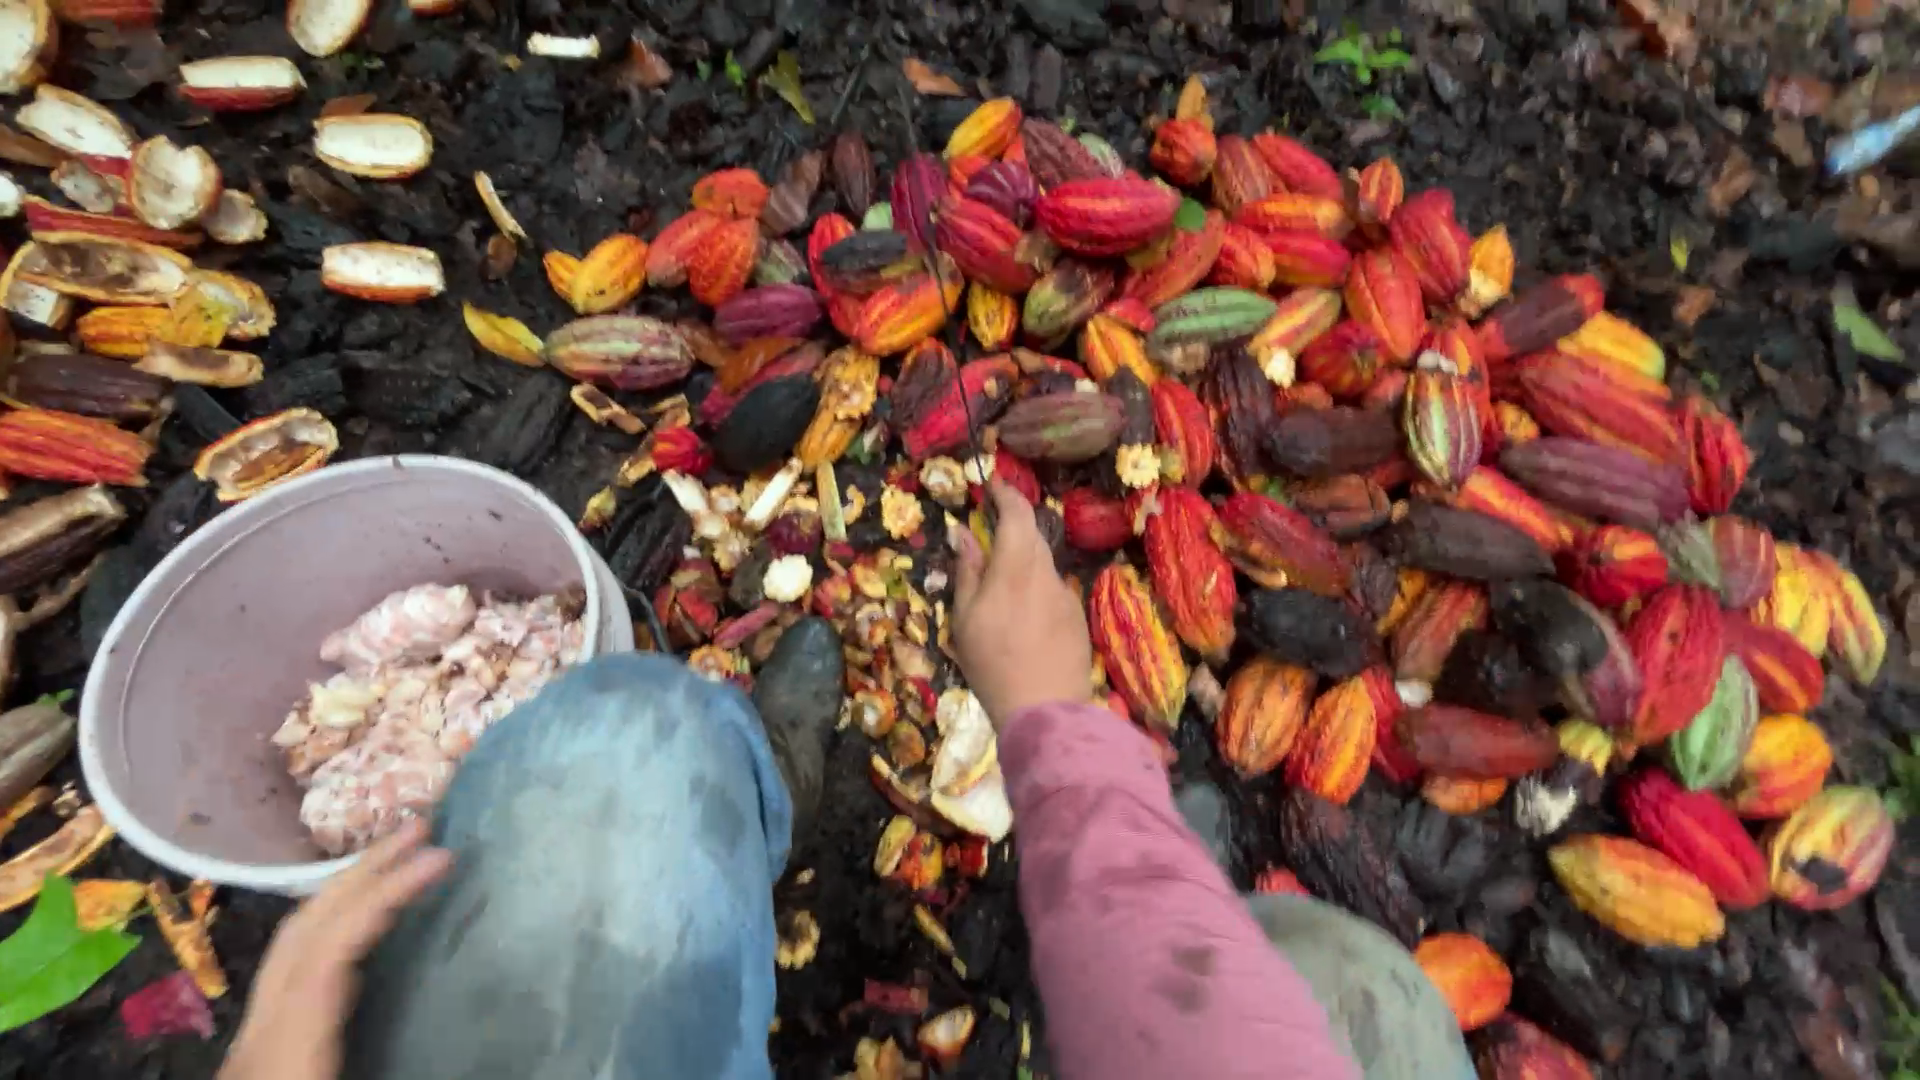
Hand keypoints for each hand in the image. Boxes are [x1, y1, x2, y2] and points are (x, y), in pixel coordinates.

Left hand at [217, 819, 451, 1079]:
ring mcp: (258, 1043)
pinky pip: (296, 964)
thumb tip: (513, 1034)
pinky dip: (336, 919)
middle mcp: (263, 1038)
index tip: (446, 855)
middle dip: (363, 871)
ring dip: (347, 888)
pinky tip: (370, 917)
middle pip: (304, 933)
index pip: (333, 950)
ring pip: (291, 944)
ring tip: (401, 854)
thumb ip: (426, 1053)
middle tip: (425, 827)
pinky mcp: (267, 1051)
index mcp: (288, 1055)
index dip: (387, 893)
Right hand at [951, 481, 1092, 729]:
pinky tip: (1024, 614)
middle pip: (1033, 533)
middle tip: (991, 529)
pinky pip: (1053, 587)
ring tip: (1003, 579)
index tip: (992, 486)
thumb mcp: (964, 619)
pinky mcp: (1076, 615)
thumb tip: (963, 532)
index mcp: (1014, 569)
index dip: (1006, 494)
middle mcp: (1045, 573)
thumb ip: (967, 570)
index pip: (1017, 514)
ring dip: (1024, 556)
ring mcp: (1065, 594)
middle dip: (1014, 522)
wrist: (1044, 708)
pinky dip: (1036, 584)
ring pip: (1044, 561)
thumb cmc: (992, 664)